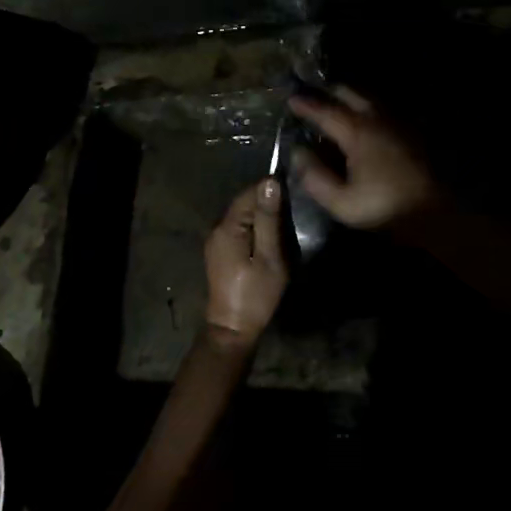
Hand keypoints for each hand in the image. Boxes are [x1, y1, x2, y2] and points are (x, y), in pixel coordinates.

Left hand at [203, 178, 287, 346]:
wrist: (232, 328)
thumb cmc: (256, 294)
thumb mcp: (270, 257)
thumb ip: (269, 219)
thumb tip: (270, 182)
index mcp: (228, 227)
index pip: (250, 193)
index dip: (271, 189)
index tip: (294, 194)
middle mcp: (217, 227)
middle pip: (244, 202)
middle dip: (267, 201)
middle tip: (294, 210)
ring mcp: (216, 239)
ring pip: (242, 214)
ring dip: (262, 214)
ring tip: (285, 221)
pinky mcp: (219, 250)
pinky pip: (238, 227)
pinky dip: (254, 226)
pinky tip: (269, 235)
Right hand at [288, 87, 440, 229]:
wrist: (433, 214)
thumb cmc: (384, 208)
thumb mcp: (341, 202)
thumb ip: (315, 177)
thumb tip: (298, 153)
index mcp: (357, 133)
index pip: (325, 111)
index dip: (306, 105)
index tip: (290, 99)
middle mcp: (377, 120)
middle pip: (350, 93)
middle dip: (328, 92)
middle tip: (312, 96)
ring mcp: (396, 123)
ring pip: (368, 98)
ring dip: (348, 97)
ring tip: (334, 104)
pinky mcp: (409, 132)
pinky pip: (382, 110)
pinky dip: (366, 108)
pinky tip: (361, 121)